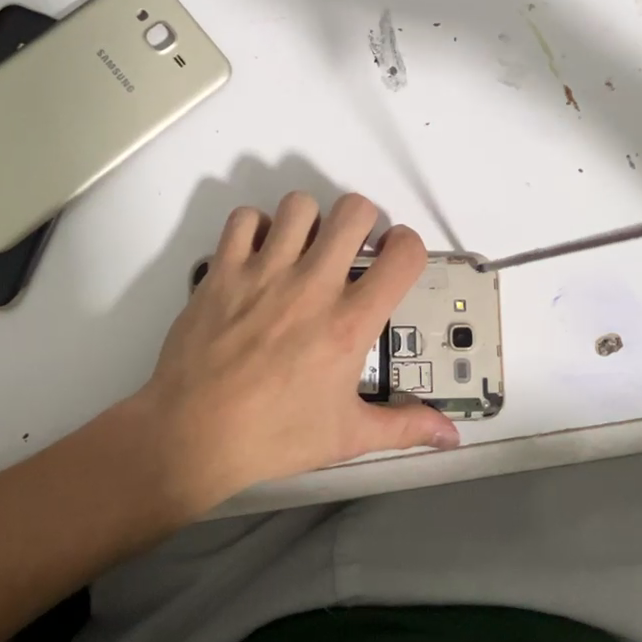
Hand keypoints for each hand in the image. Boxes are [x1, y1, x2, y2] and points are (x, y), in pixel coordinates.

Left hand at [129, 192, 455, 511]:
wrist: (193, 433)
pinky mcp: (223, 270)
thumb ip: (403, 427)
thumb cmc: (272, 435)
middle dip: (362, 221)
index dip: (409, 246)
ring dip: (309, 219)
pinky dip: (254, 226)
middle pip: (354, 211)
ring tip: (304, 246)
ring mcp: (264, 273)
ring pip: (300, 205)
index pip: (403, 255)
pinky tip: (258, 252)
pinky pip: (244, 218)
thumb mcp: (347, 436)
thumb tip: (448, 435)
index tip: (395, 256)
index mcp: (349, 324)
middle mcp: (311, 286)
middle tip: (352, 247)